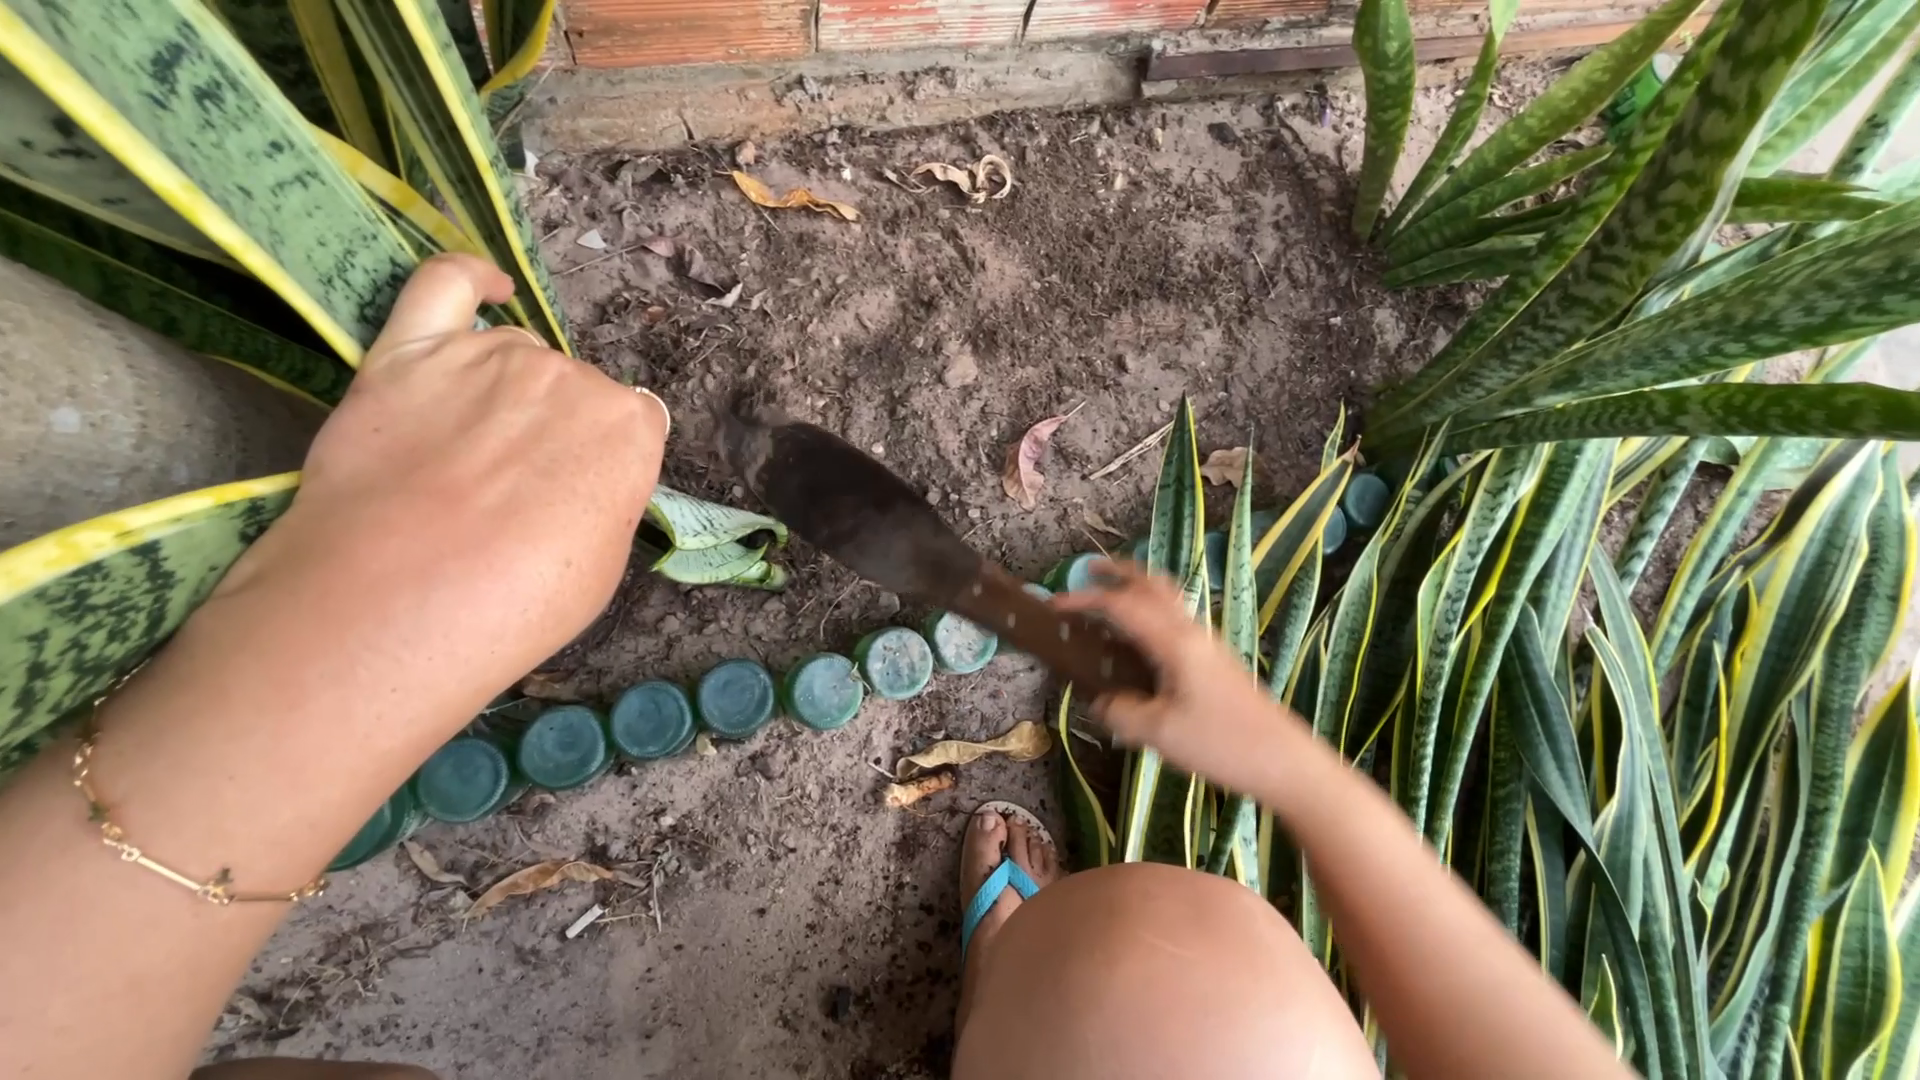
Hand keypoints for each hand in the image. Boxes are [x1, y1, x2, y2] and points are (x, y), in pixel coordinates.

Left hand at [207, 254, 666, 704]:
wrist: (403, 601)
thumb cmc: (525, 599)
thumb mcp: (607, 560)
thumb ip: (611, 493)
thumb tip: (589, 474)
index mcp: (630, 427)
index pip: (633, 423)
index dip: (604, 458)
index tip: (578, 489)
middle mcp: (573, 377)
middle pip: (574, 389)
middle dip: (555, 428)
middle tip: (517, 486)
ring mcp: (491, 356)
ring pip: (515, 355)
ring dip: (506, 391)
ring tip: (470, 449)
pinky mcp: (409, 351)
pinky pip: (445, 286)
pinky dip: (469, 279)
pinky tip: (486, 287)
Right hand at [1053, 560, 1313, 793]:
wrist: (1286, 762)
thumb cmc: (1222, 744)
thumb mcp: (1160, 733)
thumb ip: (1121, 712)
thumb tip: (1101, 701)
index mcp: (1174, 642)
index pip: (1122, 606)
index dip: (1085, 601)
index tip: (1054, 606)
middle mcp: (1191, 633)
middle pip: (1153, 585)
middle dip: (1119, 571)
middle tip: (1088, 569)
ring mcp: (1207, 646)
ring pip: (1168, 600)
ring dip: (1137, 590)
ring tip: (1110, 598)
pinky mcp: (1215, 663)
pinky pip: (1175, 622)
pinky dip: (1151, 614)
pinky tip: (1139, 642)